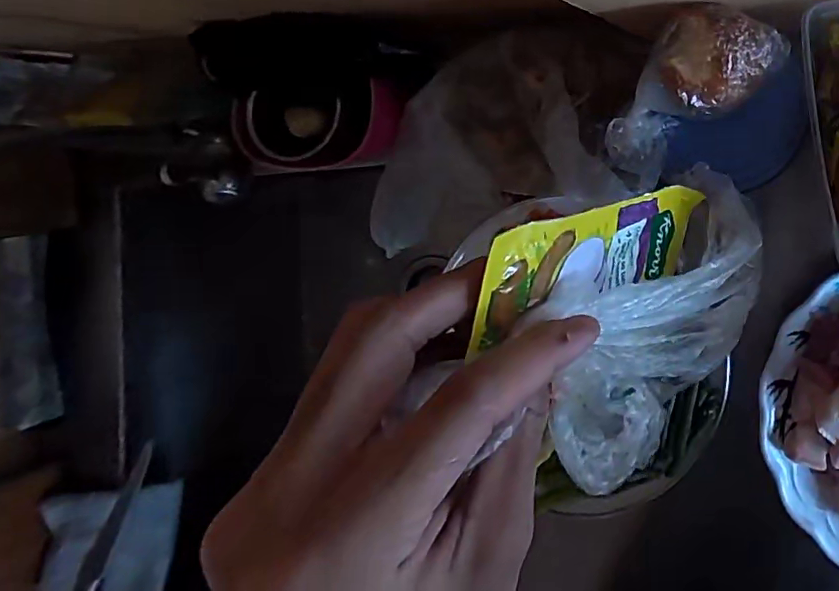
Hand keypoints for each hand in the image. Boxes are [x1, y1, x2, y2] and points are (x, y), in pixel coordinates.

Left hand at [201, 262, 597, 590]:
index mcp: (351, 533)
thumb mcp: (487, 560)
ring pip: (349, 349)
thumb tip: (543, 364)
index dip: (526, 354)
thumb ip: (513, 453)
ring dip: (428, 315)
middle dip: (457, 292)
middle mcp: (285, 493)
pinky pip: (342, 384)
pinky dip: (404, 354)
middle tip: (518, 278)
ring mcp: (260, 482)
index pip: (456, 405)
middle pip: (375, 340)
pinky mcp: (263, 477)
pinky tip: (448, 360)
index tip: (578, 325)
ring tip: (490, 310)